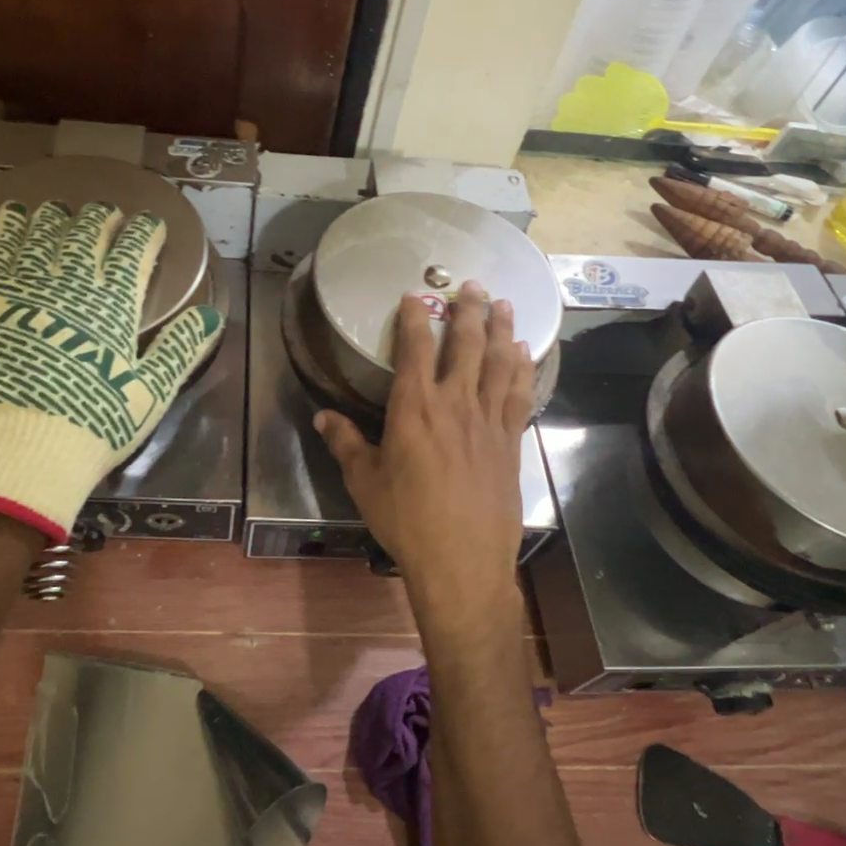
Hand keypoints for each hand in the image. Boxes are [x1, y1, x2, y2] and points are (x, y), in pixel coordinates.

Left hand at [0, 201, 223, 543]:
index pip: (133, 255)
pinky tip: (10, 217)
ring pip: (43, 240)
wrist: (27, 451)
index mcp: (114, 310)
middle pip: (87, 238)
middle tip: (106, 211)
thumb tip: (211, 314)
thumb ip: (181, 349)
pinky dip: (5, 232)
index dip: (144, 234)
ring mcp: (27, 296)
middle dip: (100, 219)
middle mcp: (71, 291)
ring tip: (59, 208)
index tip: (151, 224)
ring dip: (54, 219)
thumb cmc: (95, 426)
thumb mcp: (151, 393)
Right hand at [316, 280, 535, 619]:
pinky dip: (522, 369)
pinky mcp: (510, 442)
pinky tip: (523, 355)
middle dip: (469, 310)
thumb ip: (346, 443)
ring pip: (499, 362)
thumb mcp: (365, 482)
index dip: (414, 318)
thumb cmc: (406, 520)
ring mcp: (488, 421)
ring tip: (504, 304)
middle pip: (466, 345)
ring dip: (502, 329)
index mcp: (414, 408)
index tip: (413, 296)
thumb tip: (322, 418)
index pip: (414, 349)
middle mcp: (455, 404)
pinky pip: (519, 394)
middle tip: (472, 284)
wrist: (461, 560)